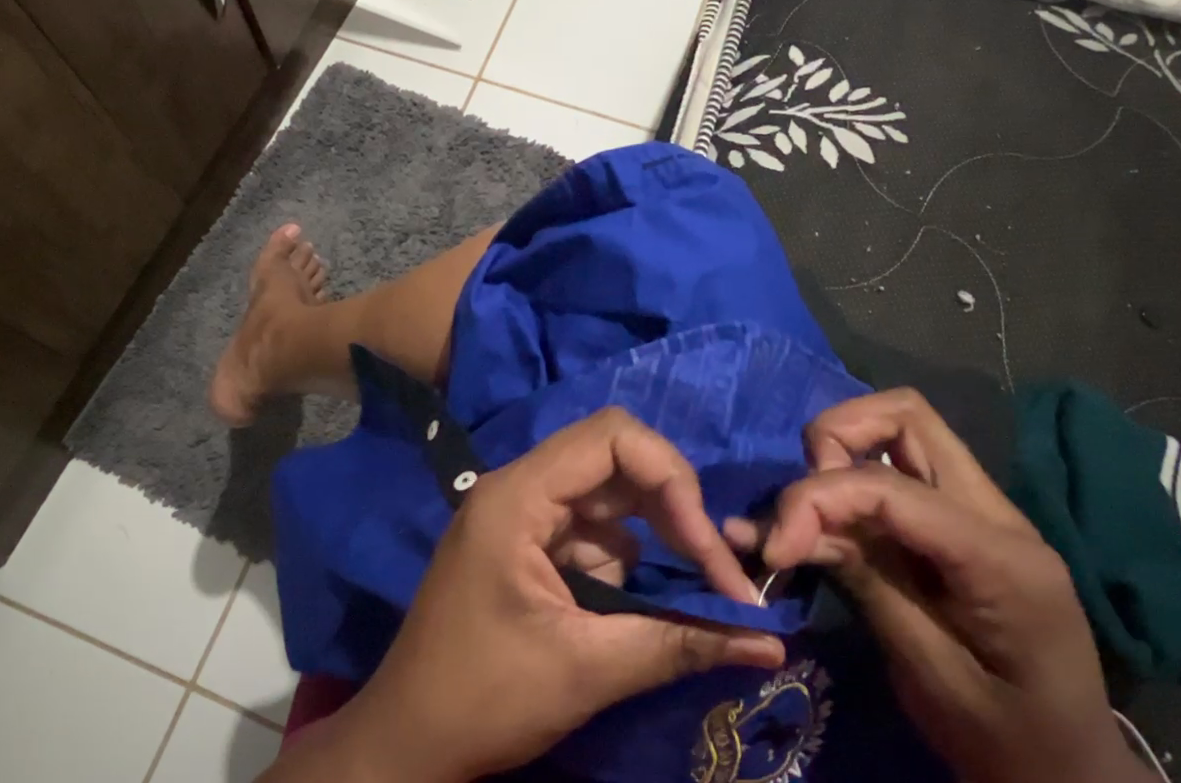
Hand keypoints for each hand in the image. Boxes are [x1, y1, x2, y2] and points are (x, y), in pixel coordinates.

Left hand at [268, 408, 785, 782]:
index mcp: (518, 497)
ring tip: (701, 596)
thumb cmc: (484, 698)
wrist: (409, 743)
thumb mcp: (586, 669)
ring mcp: (522, 521)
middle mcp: (519, 492)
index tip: (705, 546)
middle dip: (674, 511)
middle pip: (615, 464)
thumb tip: (771, 639)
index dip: (670, 476)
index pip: (610, 437)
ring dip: (658, 543)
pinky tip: (650, 608)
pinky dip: (630, 568)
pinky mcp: (529, 552)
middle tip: (717, 574)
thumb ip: (680, 642)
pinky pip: (594, 539)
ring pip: (611, 504)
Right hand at [727, 390, 1148, 782]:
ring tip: (808, 515)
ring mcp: (984, 514)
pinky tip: (822, 519)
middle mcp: (996, 514)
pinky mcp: (963, 527)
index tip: (773, 550)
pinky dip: (853, 480)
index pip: (887, 485)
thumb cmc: (1006, 738)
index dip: (814, 500)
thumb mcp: (928, 672)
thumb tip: (787, 531)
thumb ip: (864, 583)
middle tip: (800, 507)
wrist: (1071, 773)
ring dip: (843, 453)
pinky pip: (902, 473)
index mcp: (1000, 556)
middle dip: (835, 439)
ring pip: (902, 431)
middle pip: (905, 416)